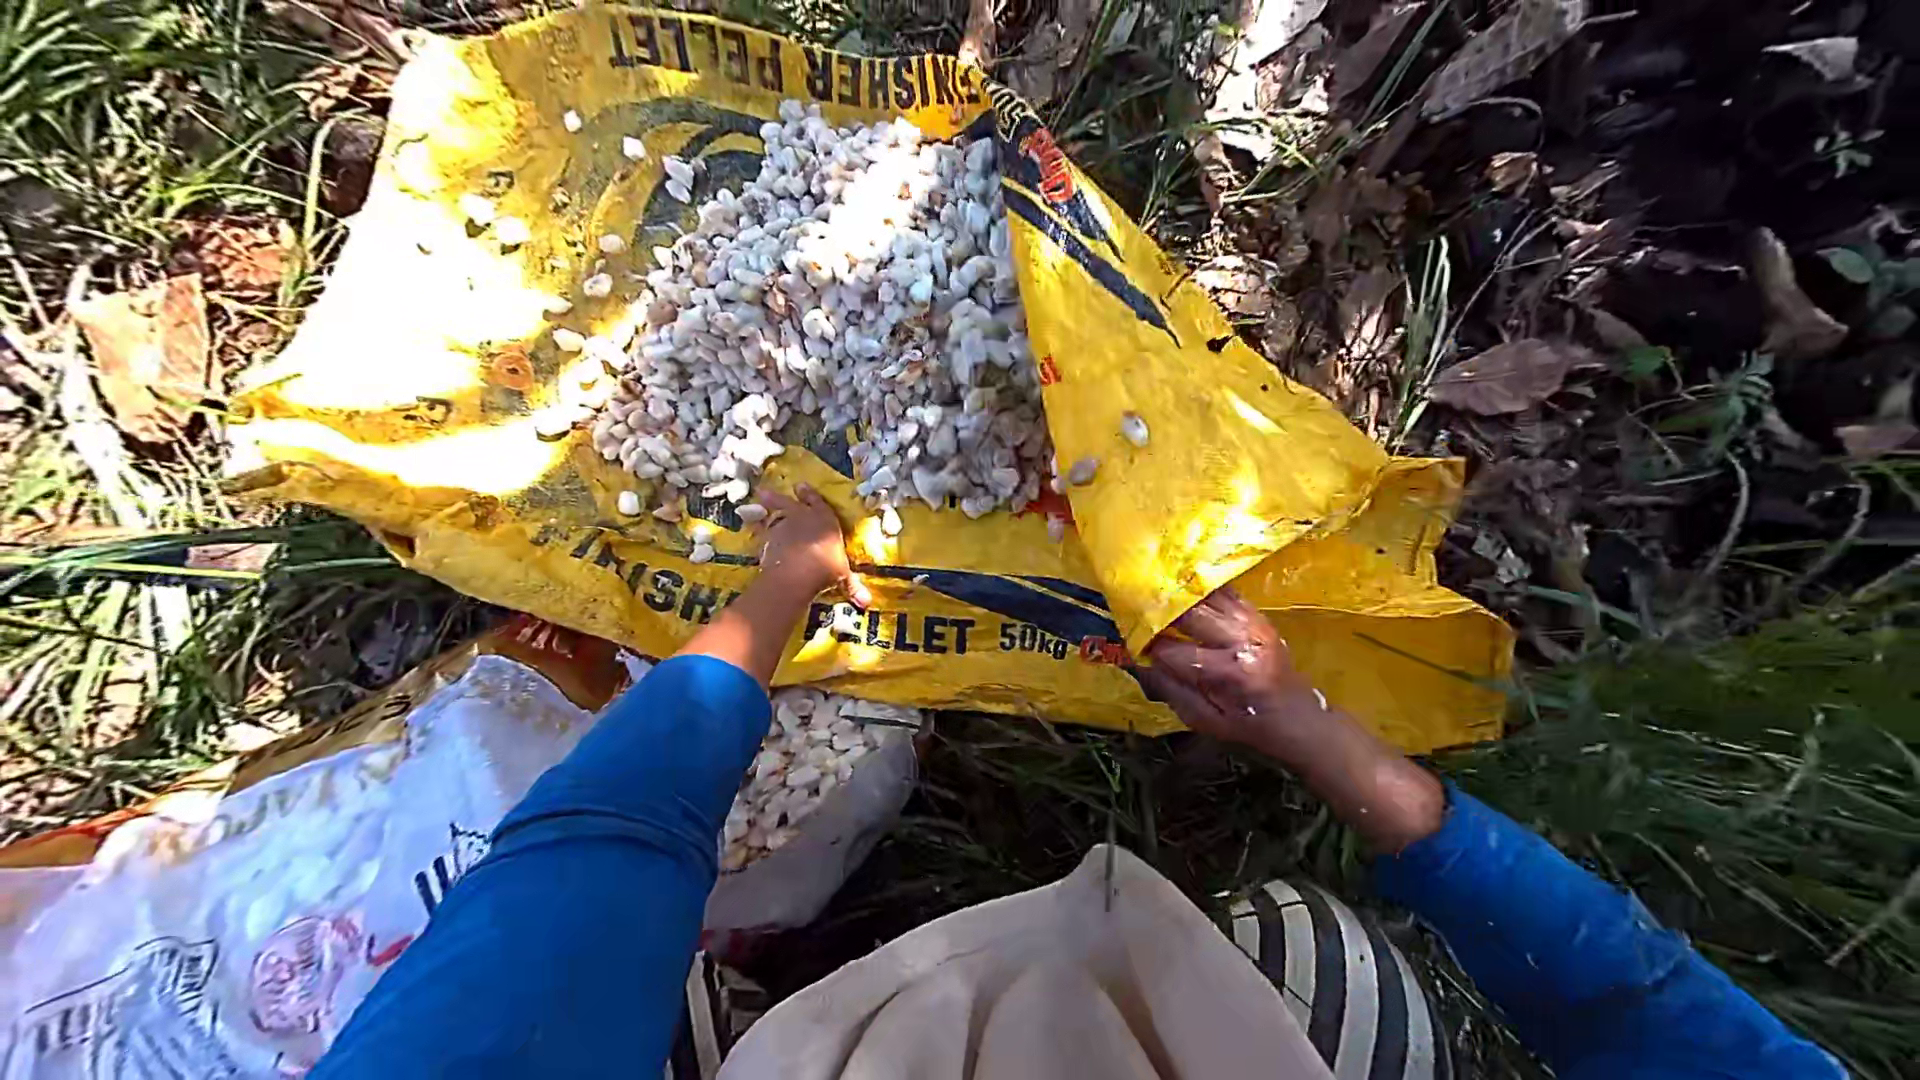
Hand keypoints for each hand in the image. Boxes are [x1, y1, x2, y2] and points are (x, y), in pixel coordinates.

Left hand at [756, 485, 870, 607]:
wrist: (797, 573)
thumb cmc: (826, 569)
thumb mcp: (842, 578)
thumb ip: (851, 586)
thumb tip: (867, 603)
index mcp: (826, 520)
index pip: (819, 503)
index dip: (811, 496)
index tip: (802, 486)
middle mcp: (804, 518)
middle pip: (791, 503)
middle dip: (781, 497)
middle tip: (768, 491)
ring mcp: (784, 527)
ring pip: (774, 514)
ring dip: (768, 508)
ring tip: (760, 499)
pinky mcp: (768, 540)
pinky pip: (763, 531)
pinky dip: (759, 530)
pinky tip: (756, 530)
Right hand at [1132, 586, 1321, 748]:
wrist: (1299, 716)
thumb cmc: (1249, 724)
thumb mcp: (1205, 720)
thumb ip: (1170, 688)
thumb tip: (1138, 660)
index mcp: (1230, 672)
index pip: (1172, 650)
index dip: (1146, 646)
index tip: (1129, 644)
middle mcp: (1242, 639)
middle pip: (1188, 612)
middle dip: (1157, 610)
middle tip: (1134, 609)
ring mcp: (1252, 621)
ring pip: (1204, 594)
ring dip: (1175, 594)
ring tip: (1152, 595)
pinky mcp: (1255, 612)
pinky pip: (1221, 590)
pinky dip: (1197, 589)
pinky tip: (1179, 590)